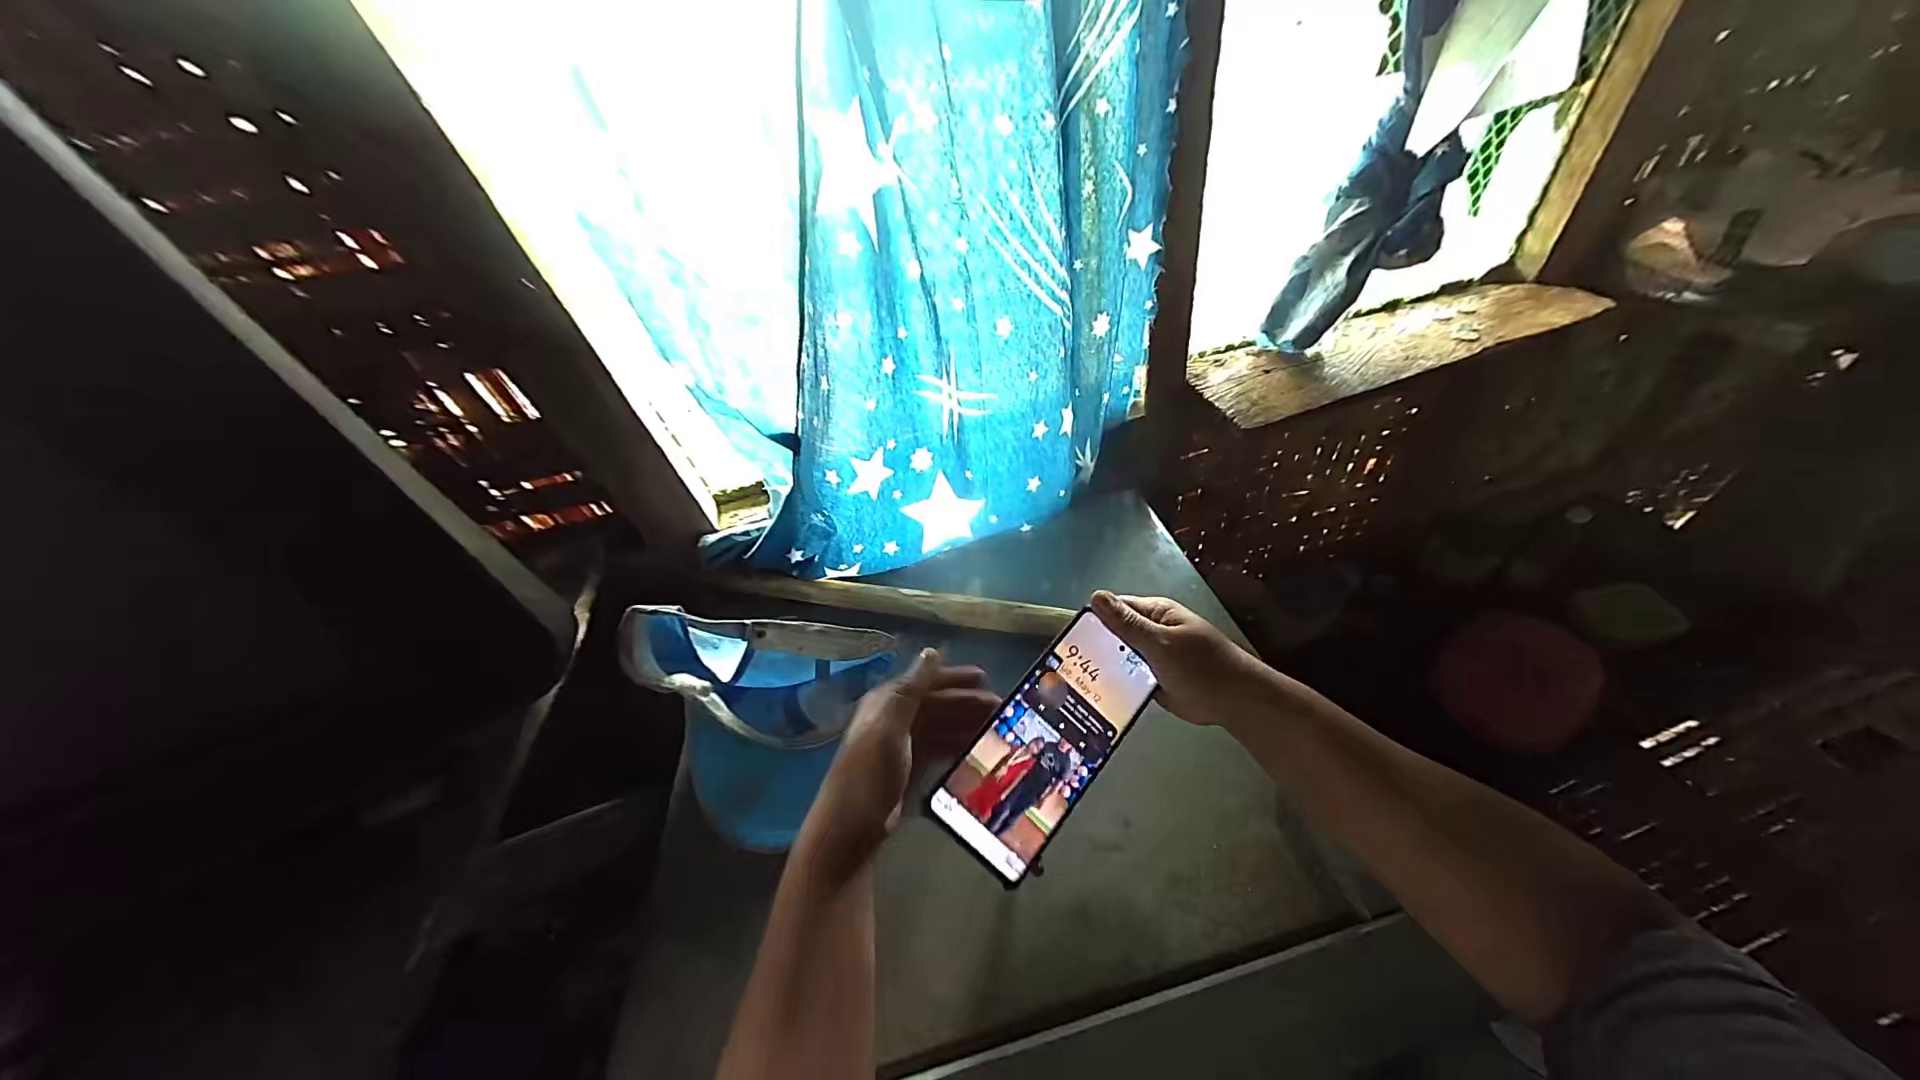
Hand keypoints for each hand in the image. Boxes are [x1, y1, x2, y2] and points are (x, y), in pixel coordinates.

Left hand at [797, 649, 997, 880]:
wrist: (851, 825)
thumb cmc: (870, 770)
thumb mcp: (891, 724)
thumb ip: (912, 687)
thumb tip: (932, 651)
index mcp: (887, 701)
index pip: (925, 682)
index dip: (953, 678)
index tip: (984, 678)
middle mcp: (893, 718)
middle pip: (936, 704)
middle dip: (966, 702)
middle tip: (1000, 707)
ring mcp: (901, 745)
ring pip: (939, 726)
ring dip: (965, 723)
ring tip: (995, 728)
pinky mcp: (908, 769)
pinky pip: (938, 748)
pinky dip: (956, 745)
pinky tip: (976, 748)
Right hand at [1091, 591, 1321, 731]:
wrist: (1235, 702)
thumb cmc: (1201, 667)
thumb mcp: (1160, 642)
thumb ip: (1127, 623)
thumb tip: (1096, 597)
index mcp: (1155, 614)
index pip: (1114, 610)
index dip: (1093, 621)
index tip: (1071, 638)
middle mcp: (1151, 632)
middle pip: (1114, 635)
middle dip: (1095, 647)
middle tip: (1067, 665)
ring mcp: (1152, 657)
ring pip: (1119, 659)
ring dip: (1104, 668)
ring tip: (1075, 683)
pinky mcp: (1153, 681)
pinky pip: (1128, 679)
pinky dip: (1116, 685)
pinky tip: (1096, 695)